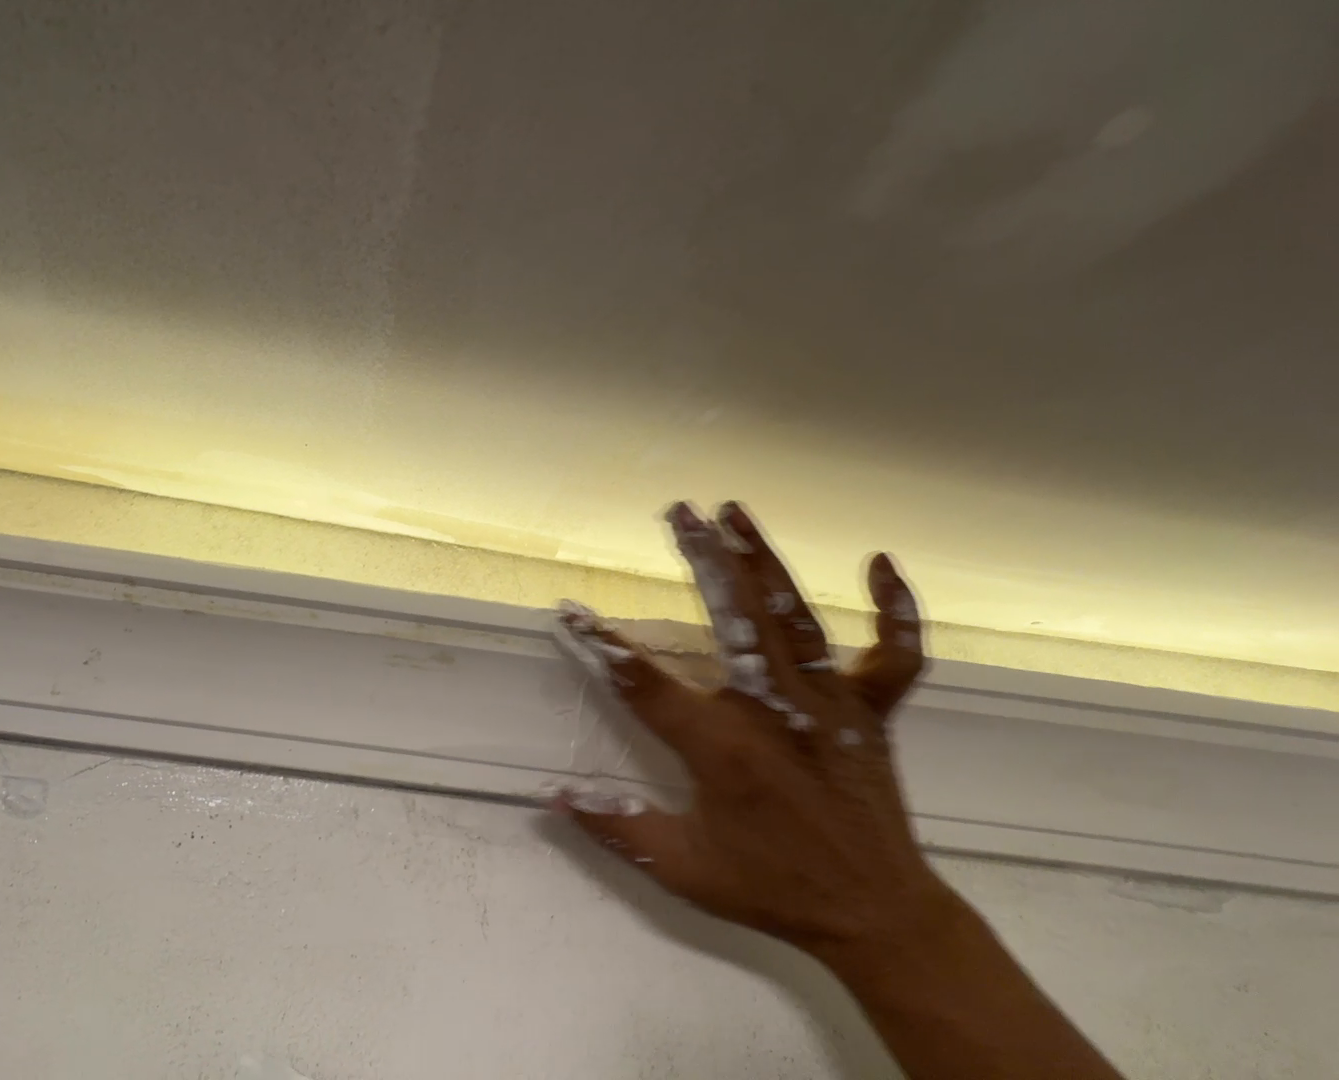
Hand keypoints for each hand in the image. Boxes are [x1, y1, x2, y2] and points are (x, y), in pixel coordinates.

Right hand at [552, 500, 955, 965]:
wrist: (877, 916)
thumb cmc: (772, 889)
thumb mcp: (683, 869)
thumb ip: (617, 827)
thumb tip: (555, 795)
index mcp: (723, 748)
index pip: (646, 683)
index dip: (603, 645)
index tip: (571, 612)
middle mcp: (775, 713)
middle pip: (734, 620)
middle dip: (704, 560)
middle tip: (680, 513)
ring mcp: (831, 707)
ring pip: (797, 620)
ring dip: (765, 561)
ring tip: (736, 513)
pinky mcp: (872, 714)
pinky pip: (895, 655)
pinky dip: (896, 609)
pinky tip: (880, 563)